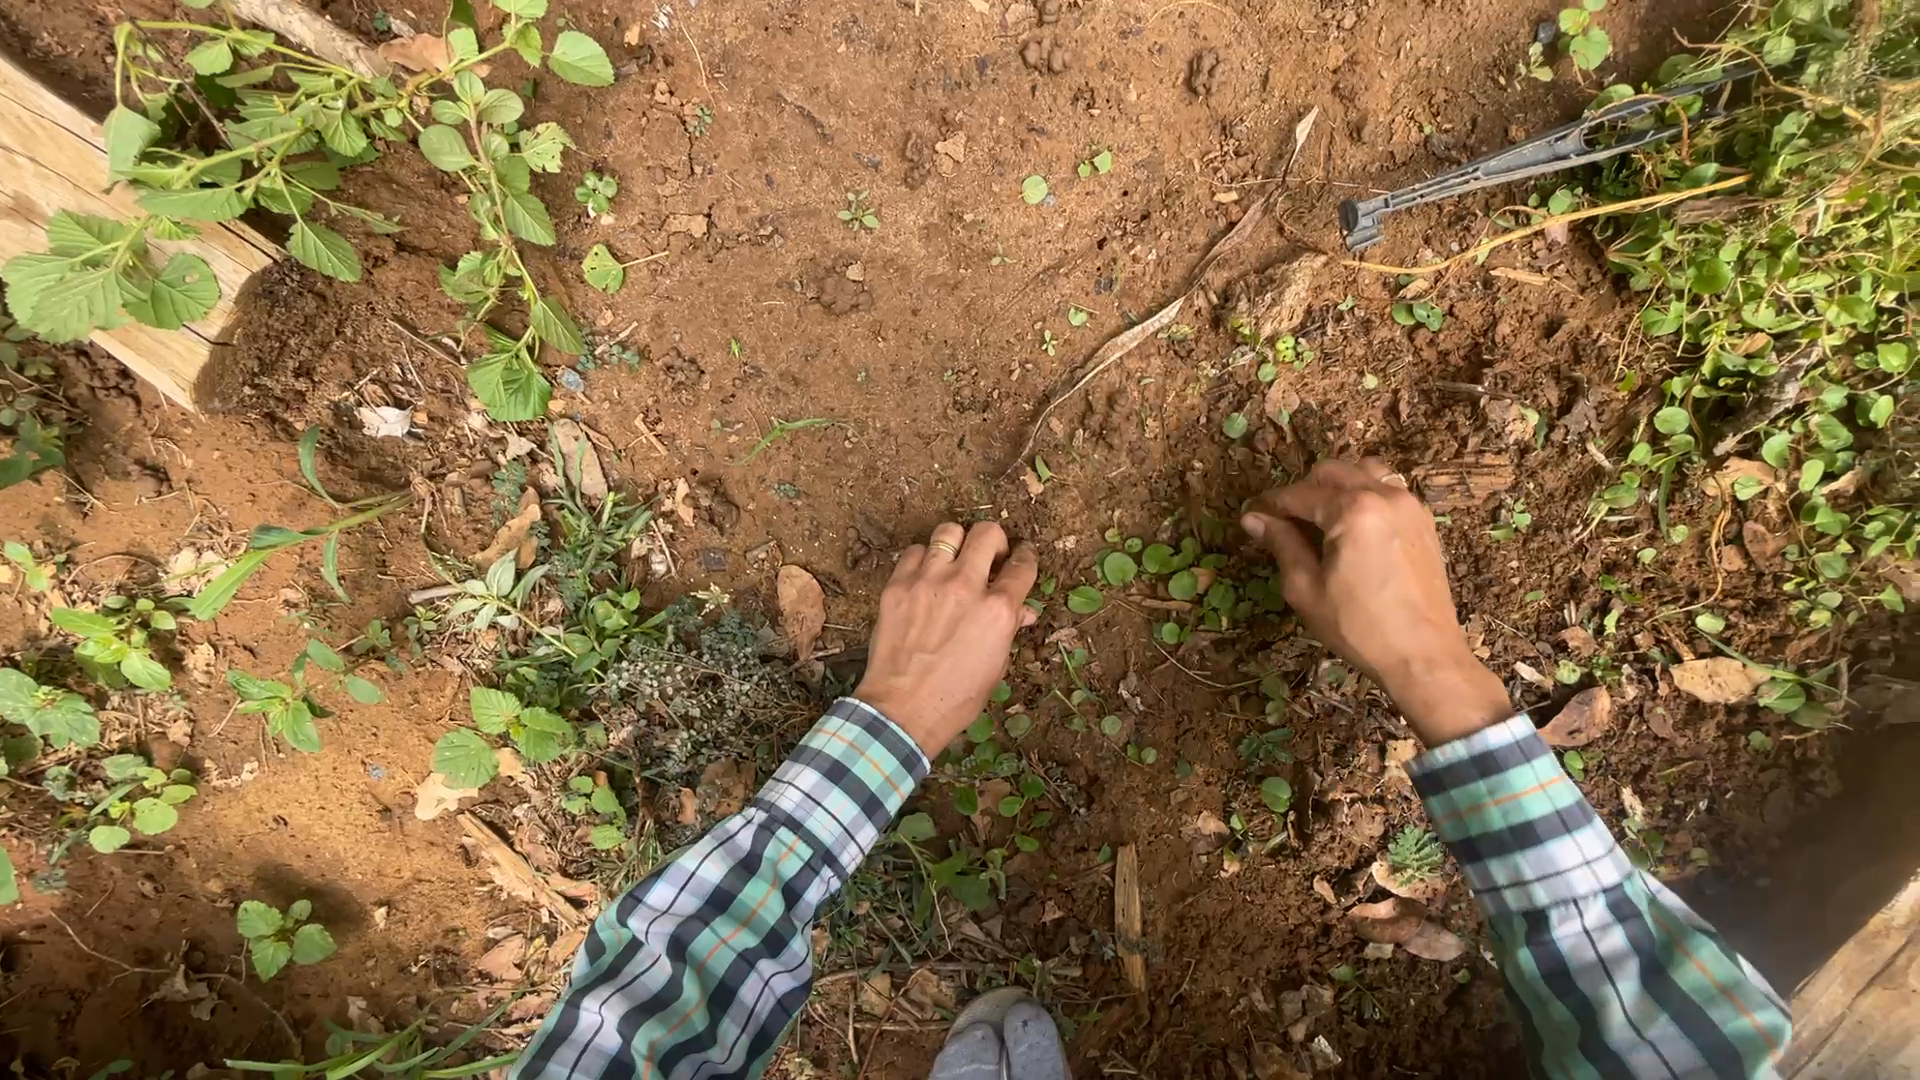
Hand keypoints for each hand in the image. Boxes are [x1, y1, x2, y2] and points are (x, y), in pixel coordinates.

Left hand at [855, 521, 1039, 755]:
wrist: (903, 709)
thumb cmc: (955, 697)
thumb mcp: (995, 666)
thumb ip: (1009, 630)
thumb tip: (1023, 611)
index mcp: (998, 610)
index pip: (1022, 566)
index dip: (1026, 558)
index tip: (1022, 557)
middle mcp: (966, 587)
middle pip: (988, 534)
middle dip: (995, 540)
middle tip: (990, 556)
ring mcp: (929, 581)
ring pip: (949, 531)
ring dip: (958, 542)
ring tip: (956, 559)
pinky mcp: (898, 585)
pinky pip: (915, 552)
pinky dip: (924, 559)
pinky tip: (926, 576)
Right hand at [1241, 459, 1511, 746]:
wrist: (1423, 655)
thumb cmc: (1357, 626)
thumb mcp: (1304, 587)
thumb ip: (1280, 543)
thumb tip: (1252, 518)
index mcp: (1352, 510)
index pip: (1298, 493)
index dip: (1270, 505)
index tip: (1251, 517)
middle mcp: (1384, 496)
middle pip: (1332, 472)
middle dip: (1302, 491)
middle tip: (1283, 521)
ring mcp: (1410, 506)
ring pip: (1364, 473)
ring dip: (1335, 487)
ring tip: (1319, 519)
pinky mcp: (1423, 522)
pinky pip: (1388, 490)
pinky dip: (1363, 496)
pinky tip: (1350, 528)